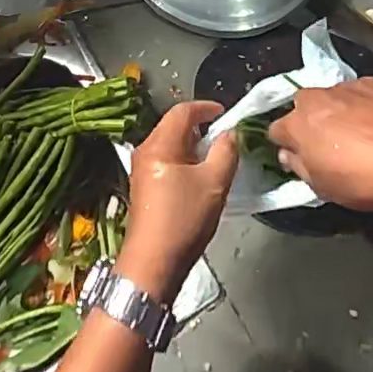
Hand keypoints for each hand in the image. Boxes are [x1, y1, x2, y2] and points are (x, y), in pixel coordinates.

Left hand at [115, 101, 236, 301]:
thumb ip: (226, 152)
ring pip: (170, 143)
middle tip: (223, 136)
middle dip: (200, 127)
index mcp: (159, 145)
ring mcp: (142, 169)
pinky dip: (184, 159)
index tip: (225, 112)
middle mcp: (146, 151)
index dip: (205, 107)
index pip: (182, 111)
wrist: (152, 264)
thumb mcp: (214, 184)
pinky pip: (166, 159)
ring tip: (215, 157)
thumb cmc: (183, 220)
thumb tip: (230, 133)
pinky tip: (199, 176)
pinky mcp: (144, 186)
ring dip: (193, 145)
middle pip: (174, 125)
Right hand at [267, 79, 372, 215]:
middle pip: (302, 108)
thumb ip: (298, 166)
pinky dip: (361, 104)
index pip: (276, 130)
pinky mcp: (371, 84)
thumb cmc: (360, 181)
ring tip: (357, 134)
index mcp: (295, 124)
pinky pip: (357, 93)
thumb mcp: (321, 187)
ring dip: (335, 111)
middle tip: (327, 144)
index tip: (297, 155)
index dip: (285, 144)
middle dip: (309, 122)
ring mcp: (343, 88)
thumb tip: (289, 154)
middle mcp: (314, 99)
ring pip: (329, 98)